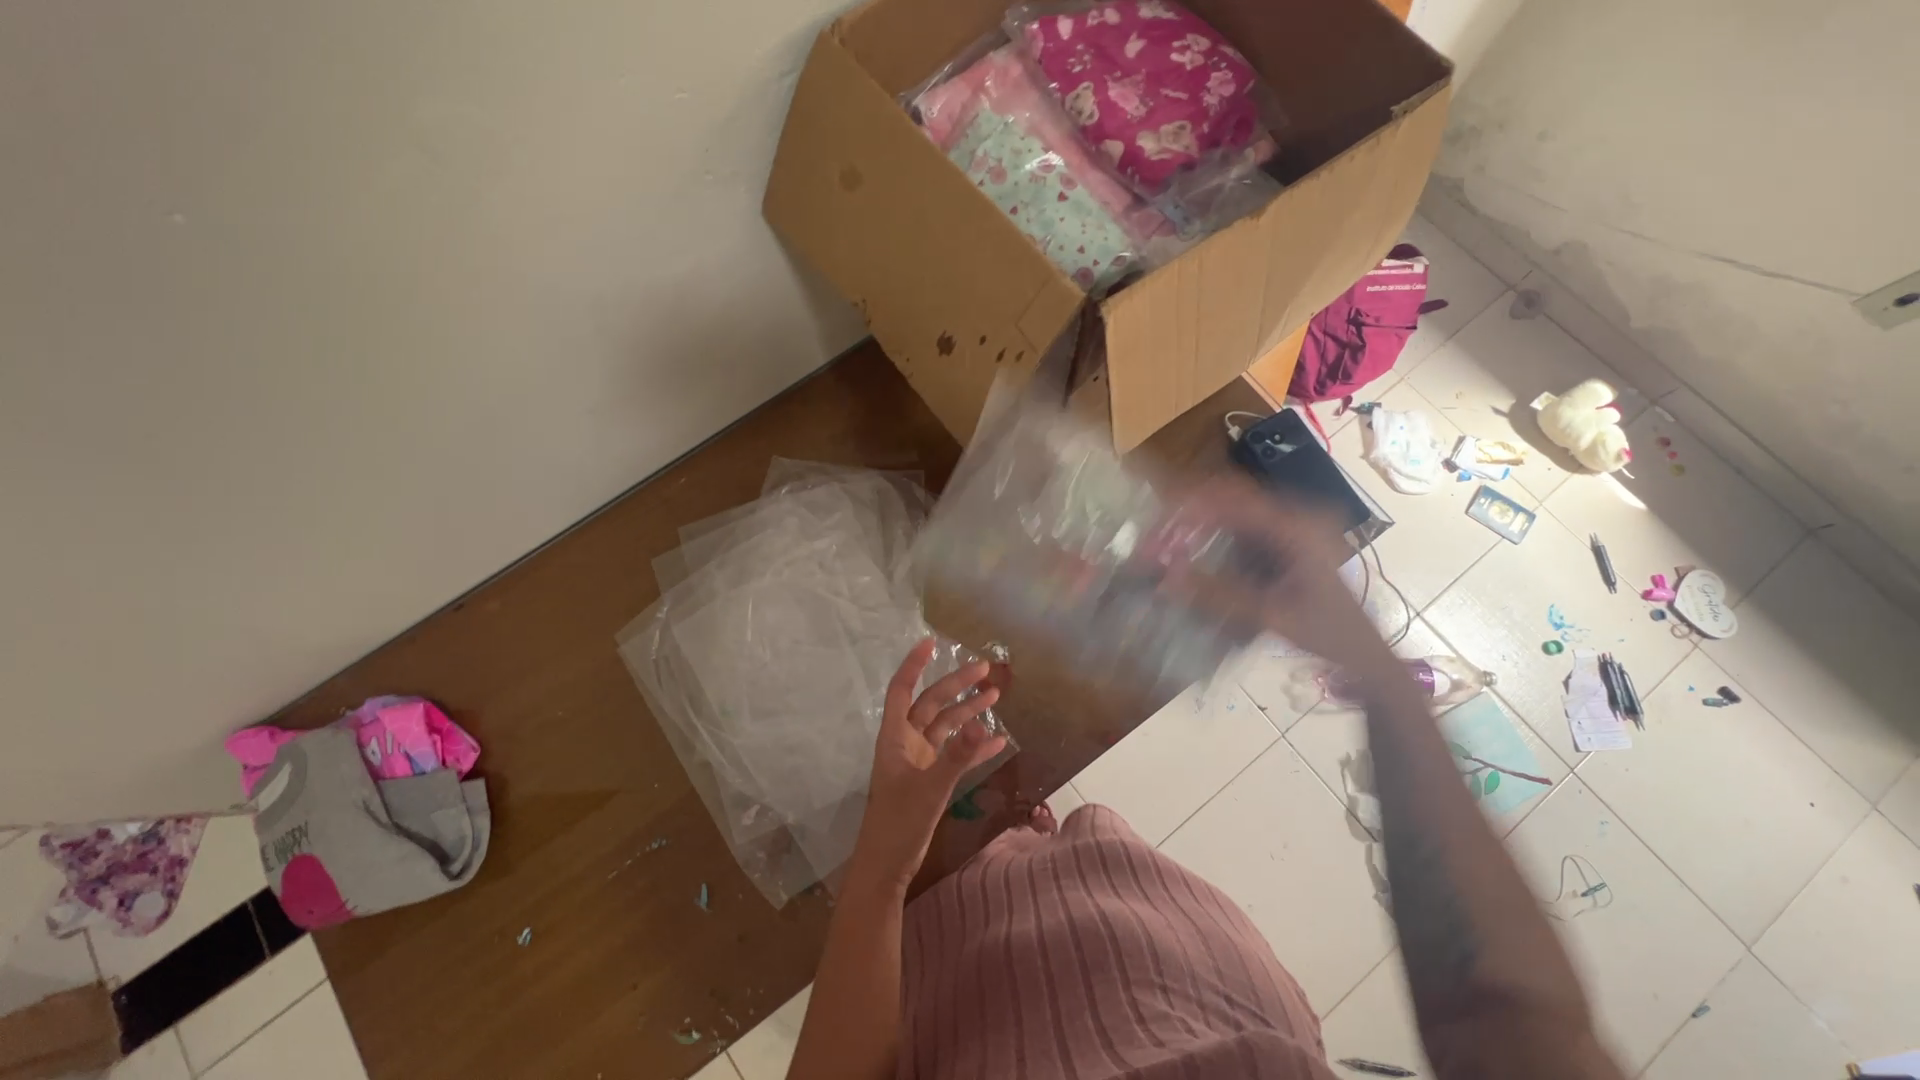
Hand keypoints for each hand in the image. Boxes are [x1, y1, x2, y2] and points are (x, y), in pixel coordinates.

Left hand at [849, 639, 1006, 893]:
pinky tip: (997, 740)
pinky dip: (973, 747)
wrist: (885, 867)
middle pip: (931, 705)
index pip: (902, 691)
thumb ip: (957, 757)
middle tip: (985, 669)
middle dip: (956, 685)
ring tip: (996, 696)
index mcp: (895, 739)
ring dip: (967, 712)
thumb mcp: (930, 789)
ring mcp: (918, 762)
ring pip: (945, 728)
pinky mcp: (930, 781)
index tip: (932, 643)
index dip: (914, 665)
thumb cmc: (898, 825)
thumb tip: (982, 725)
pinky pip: (955, 755)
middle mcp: (906, 744)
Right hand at [1165, 476, 1398, 676]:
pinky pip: (1240, 526)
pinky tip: (1189, 551)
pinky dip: (1211, 534)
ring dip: (1197, 522)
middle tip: (1154, 535)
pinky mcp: (1284, 540)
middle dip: (1189, 512)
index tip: (1158, 521)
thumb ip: (1218, 595)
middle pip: (1230, 497)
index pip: (1235, 498)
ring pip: (1232, 509)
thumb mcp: (1272, 615)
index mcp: (1297, 526)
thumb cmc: (1328, 633)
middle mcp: (1295, 516)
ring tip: (1164, 541)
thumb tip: (1165, 579)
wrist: (1364, 650)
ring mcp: (1291, 526)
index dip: (1192, 504)